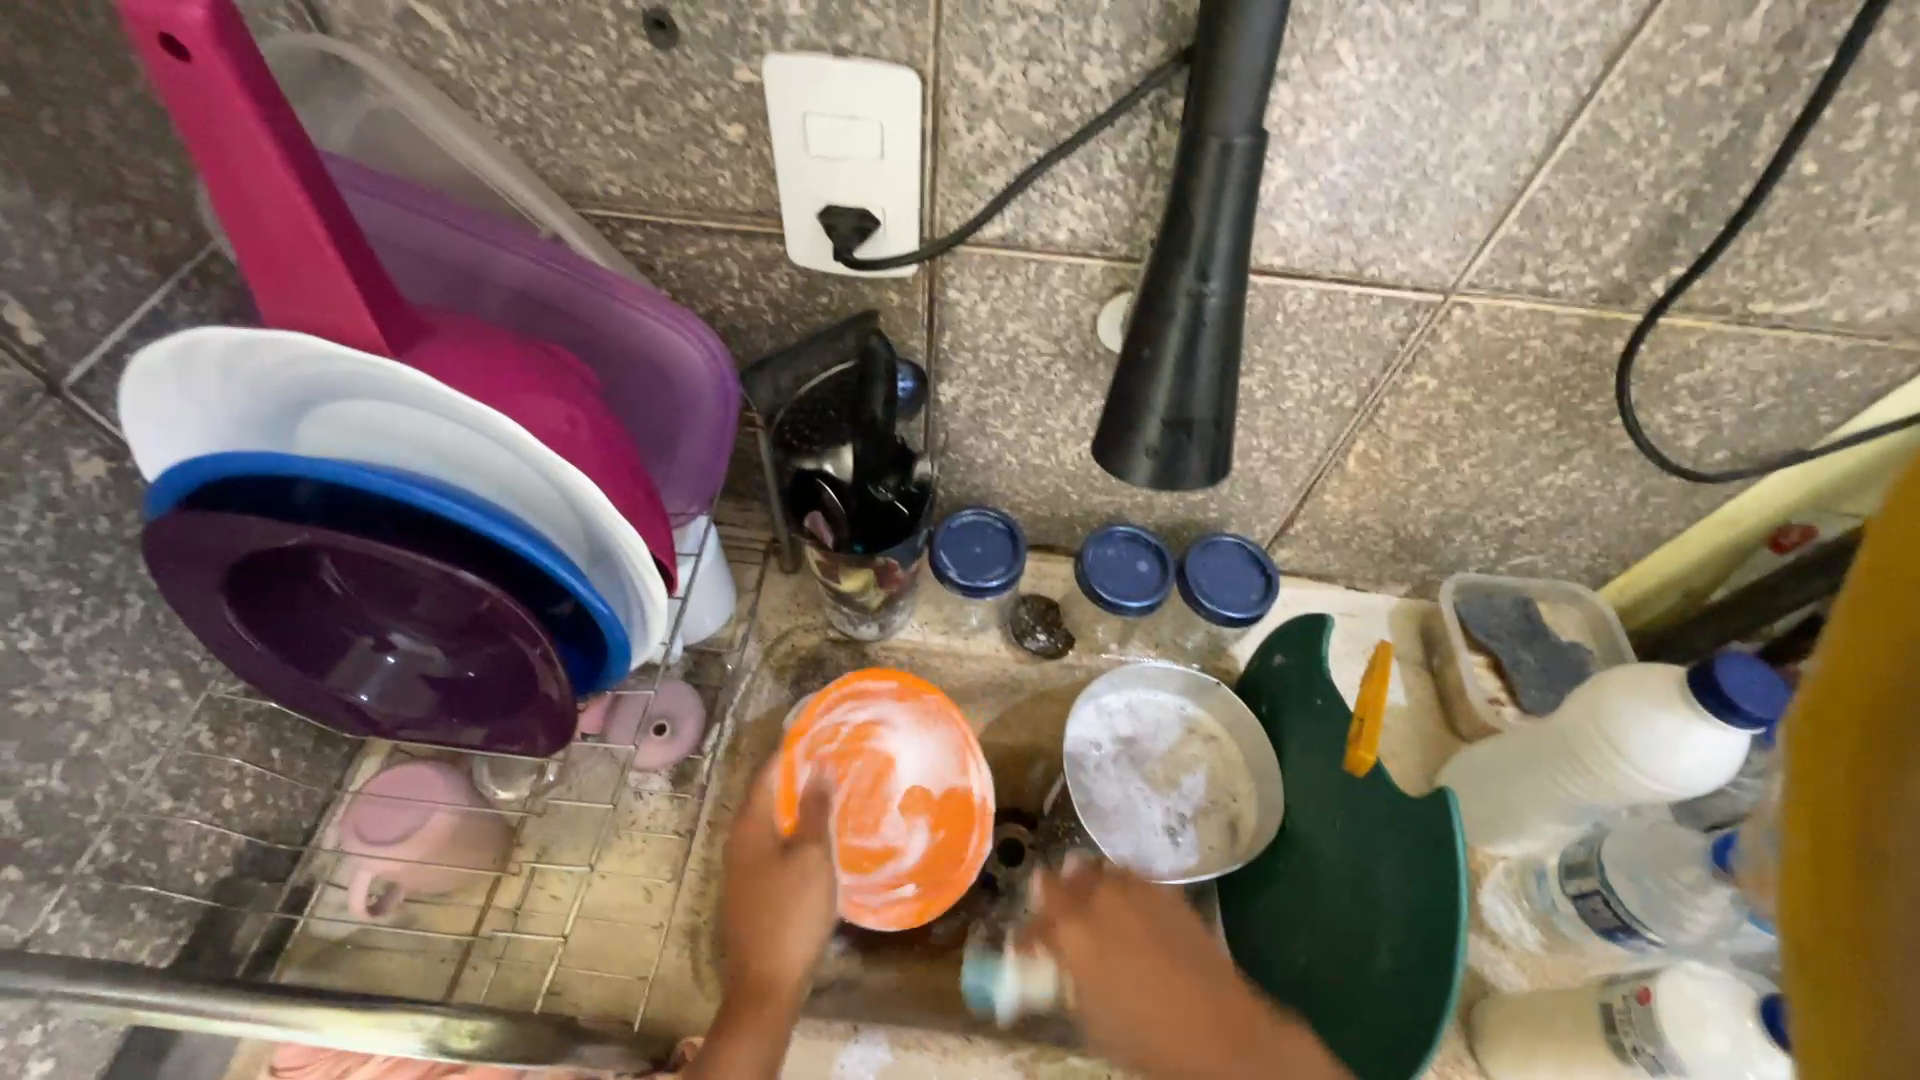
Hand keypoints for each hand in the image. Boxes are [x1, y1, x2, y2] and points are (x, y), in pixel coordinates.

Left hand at [716, 762, 837, 1010]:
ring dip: (795, 805)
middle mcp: (738, 840)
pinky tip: (816, 837)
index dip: (790, 750)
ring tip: (828, 791)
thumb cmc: (792, 914)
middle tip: (829, 759)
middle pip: (766, 795)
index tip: (817, 732)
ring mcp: (740, 868)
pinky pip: (771, 844)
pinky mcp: (750, 890)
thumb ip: (816, 810)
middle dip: (794, 775)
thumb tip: (820, 766)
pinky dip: (792, 830)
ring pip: (769, 822)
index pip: (767, 772)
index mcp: (750, 825)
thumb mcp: (813, 856)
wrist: (766, 984)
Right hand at [1025, 857, 1350, 1079]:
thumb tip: (1059, 968)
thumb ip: (1067, 982)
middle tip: (1059, 916)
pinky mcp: (1167, 891)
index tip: (1027, 945)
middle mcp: (1099, 898)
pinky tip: (1129, 910)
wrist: (1218, 1030)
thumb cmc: (1145, 1036)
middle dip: (1057, 895)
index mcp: (1072, 931)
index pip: (1036, 915)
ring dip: (1090, 884)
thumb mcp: (1089, 1019)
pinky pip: (1132, 878)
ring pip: (1100, 870)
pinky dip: (1122, 888)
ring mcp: (1135, 889)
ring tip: (1093, 905)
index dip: (1029, 930)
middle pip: (1066, 878)